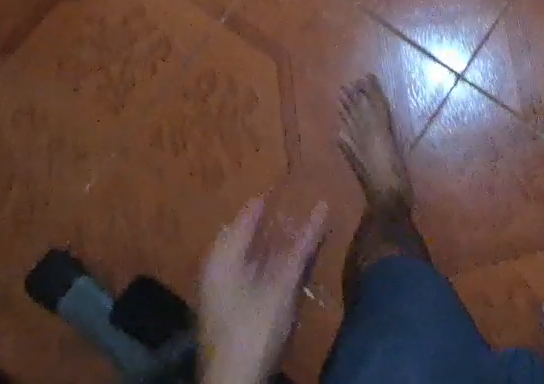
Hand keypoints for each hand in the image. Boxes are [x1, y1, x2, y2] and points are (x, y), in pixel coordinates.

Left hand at [199, 197, 327, 383]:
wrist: (235, 381)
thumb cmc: (253, 326)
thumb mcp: (281, 283)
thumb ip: (303, 244)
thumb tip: (322, 204)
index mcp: (222, 258)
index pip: (245, 216)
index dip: (265, 199)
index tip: (288, 179)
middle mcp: (220, 269)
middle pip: (249, 235)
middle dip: (275, 220)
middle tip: (300, 201)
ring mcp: (226, 290)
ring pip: (255, 255)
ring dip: (279, 242)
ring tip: (304, 225)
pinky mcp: (237, 308)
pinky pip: (257, 273)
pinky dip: (276, 262)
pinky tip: (296, 258)